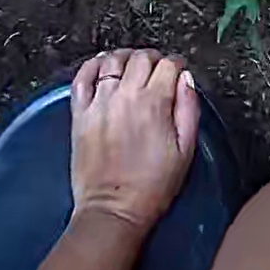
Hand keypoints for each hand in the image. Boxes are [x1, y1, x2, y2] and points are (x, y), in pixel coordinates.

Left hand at [68, 48, 200, 233]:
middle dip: (153, 59)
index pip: (168, 64)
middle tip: (157, 72)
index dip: (177, 65)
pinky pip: (82, 77)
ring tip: (131, 68)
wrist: (113, 212)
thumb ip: (189, 108)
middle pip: (141, 57)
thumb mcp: (186, 149)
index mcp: (155, 102)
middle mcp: (126, 95)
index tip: (178, 73)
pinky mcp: (80, 113)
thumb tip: (186, 78)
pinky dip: (92, 65)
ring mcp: (100, 102)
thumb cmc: (154, 184)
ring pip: (112, 60)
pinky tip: (103, 66)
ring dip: (125, 58)